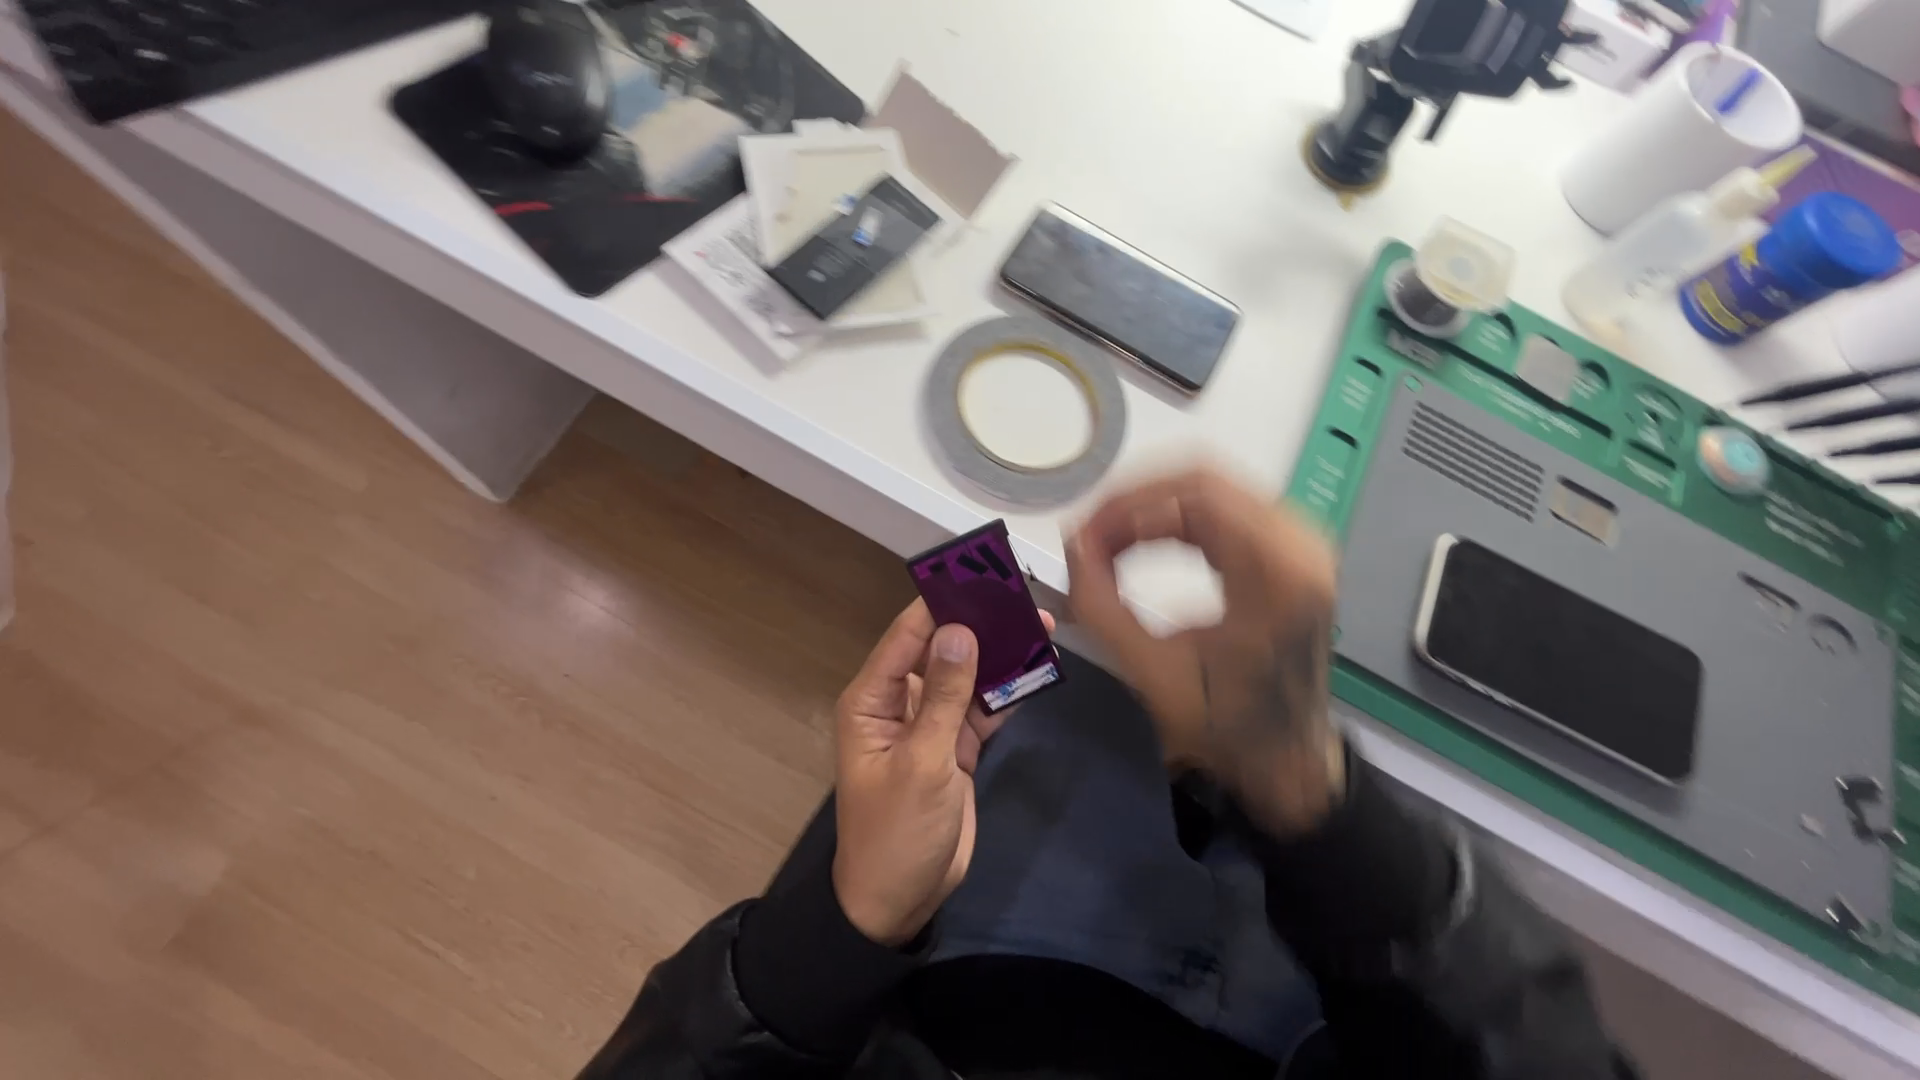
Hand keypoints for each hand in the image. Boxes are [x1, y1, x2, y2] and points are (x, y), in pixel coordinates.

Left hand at [831, 599, 1053, 946]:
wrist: (900, 900)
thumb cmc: (897, 831)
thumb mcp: (921, 762)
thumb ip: (944, 697)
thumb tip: (959, 631)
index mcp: (873, 700)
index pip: (906, 637)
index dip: (940, 603)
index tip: (977, 575)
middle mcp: (899, 703)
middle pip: (941, 651)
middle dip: (979, 626)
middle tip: (1022, 600)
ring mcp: (929, 725)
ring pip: (967, 677)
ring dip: (1000, 657)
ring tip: (1041, 629)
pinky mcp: (954, 747)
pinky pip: (982, 709)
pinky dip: (1008, 693)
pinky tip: (1038, 672)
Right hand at [1066, 466, 1344, 836]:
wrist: (1287, 759)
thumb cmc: (1226, 727)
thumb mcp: (1152, 672)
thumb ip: (1100, 606)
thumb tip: (1073, 548)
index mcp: (1277, 570)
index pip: (1194, 493)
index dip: (1126, 505)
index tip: (1081, 536)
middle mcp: (1300, 543)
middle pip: (1203, 478)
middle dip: (1134, 501)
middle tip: (1090, 535)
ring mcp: (1301, 544)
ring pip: (1212, 487)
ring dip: (1152, 506)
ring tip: (1108, 540)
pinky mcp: (1290, 553)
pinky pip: (1225, 508)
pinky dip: (1176, 518)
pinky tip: (1143, 542)